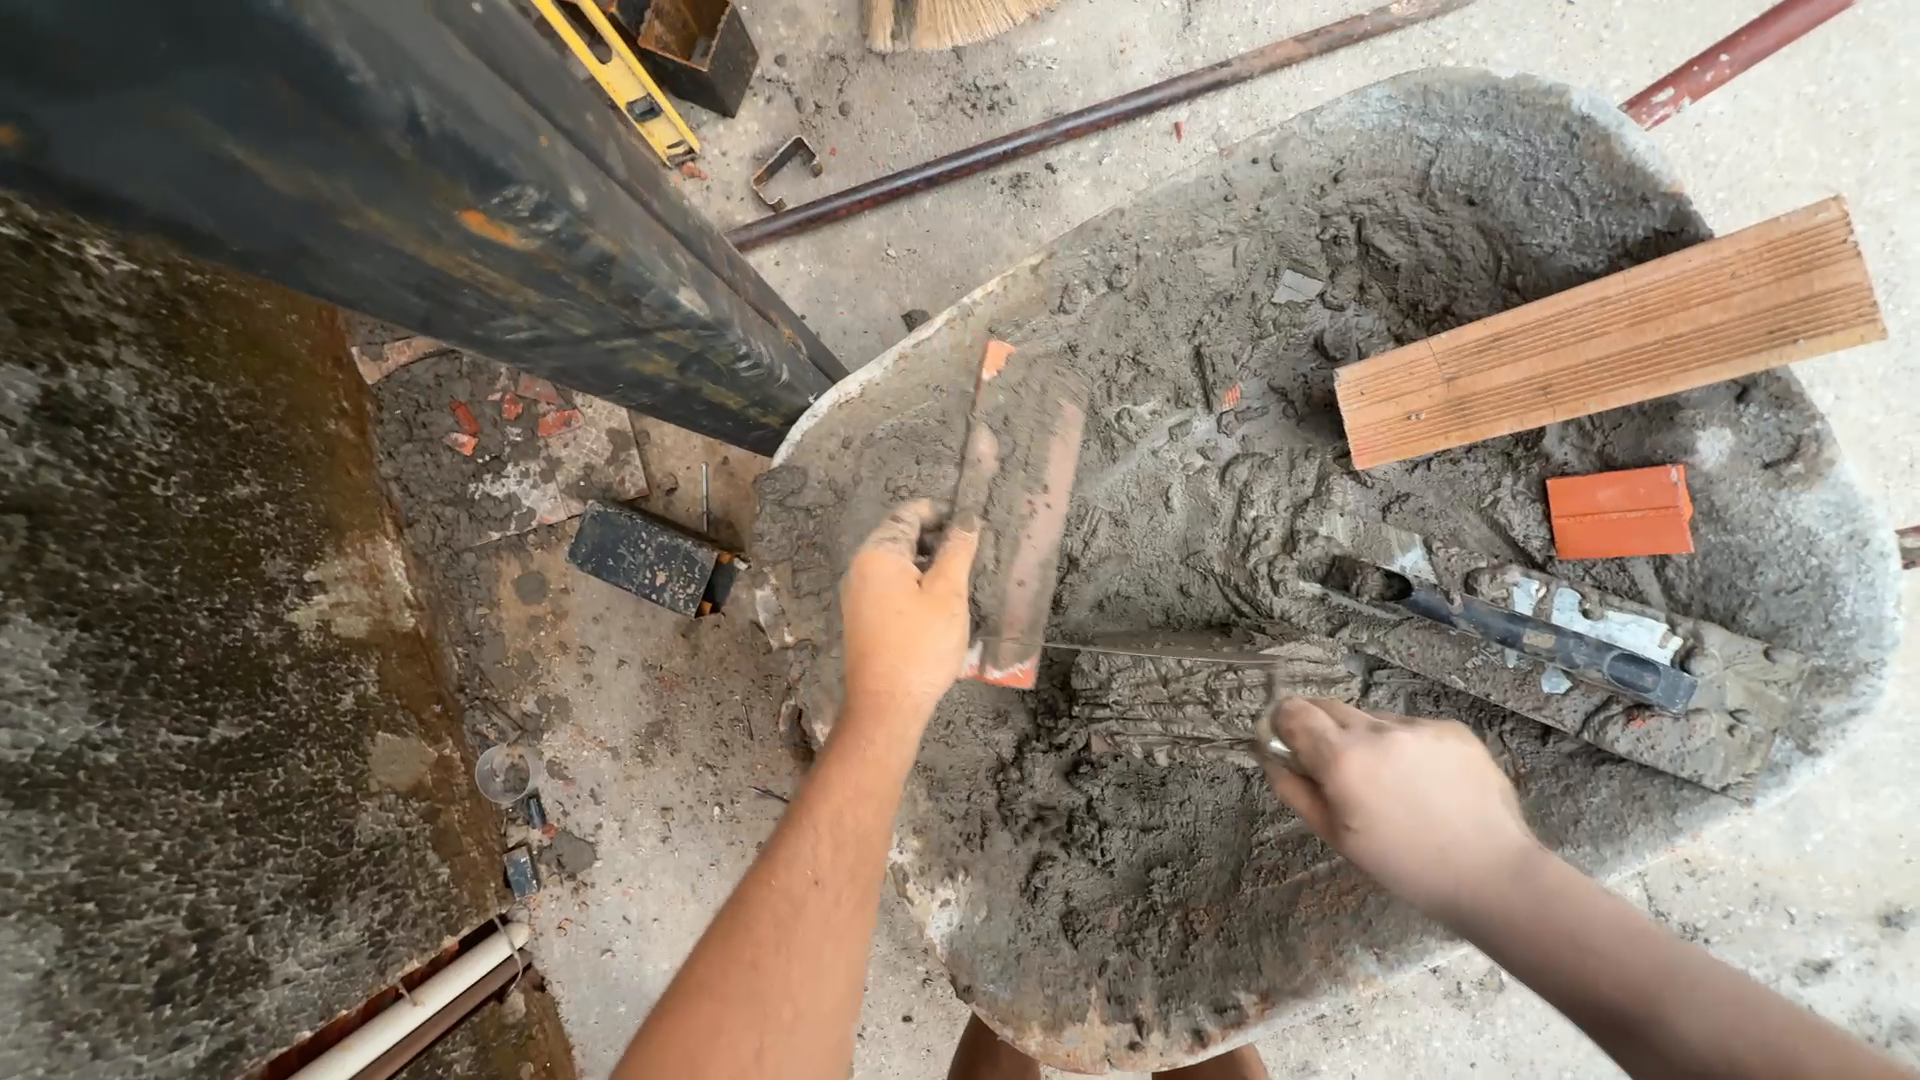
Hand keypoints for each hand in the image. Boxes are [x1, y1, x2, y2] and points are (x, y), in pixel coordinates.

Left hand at [838, 499, 979, 725]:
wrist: (886, 705)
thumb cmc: (920, 646)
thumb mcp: (948, 594)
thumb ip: (957, 550)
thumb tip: (966, 520)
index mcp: (877, 554)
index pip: (909, 514)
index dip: (941, 512)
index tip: (972, 523)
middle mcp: (861, 567)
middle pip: (902, 537)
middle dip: (937, 538)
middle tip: (973, 552)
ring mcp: (859, 594)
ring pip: (898, 564)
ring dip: (929, 564)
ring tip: (963, 576)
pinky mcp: (864, 617)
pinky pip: (892, 586)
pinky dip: (917, 584)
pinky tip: (941, 601)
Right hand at [1263, 697, 1542, 924]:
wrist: (1495, 875)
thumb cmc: (1405, 866)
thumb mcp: (1335, 836)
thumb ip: (1293, 789)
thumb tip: (1270, 756)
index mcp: (1340, 759)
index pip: (1292, 711)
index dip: (1282, 722)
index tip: (1287, 740)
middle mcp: (1375, 731)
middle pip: (1326, 706)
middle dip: (1320, 729)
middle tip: (1336, 766)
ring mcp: (1416, 727)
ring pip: (1369, 718)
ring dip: (1364, 738)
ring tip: (1389, 781)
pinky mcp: (1451, 728)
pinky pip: (1409, 727)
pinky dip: (1404, 745)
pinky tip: (1424, 781)